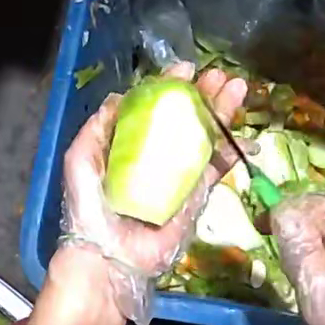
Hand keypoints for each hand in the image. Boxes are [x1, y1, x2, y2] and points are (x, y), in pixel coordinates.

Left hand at [60, 63, 246, 323]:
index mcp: (129, 145)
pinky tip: (243, 133)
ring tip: (237, 88)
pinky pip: (216, 169)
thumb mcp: (80, 159)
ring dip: (222, 112)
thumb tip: (120, 96)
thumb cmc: (89, 208)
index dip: (170, 86)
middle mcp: (156, 156)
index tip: (185, 69)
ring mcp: (178, 176)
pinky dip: (231, 150)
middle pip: (185, 118)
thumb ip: (98, 127)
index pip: (154, 108)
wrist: (109, 256)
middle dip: (203, 94)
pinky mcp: (196, 197)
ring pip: (205, 137)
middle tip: (220, 75)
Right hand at [270, 193, 324, 324]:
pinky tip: (315, 273)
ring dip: (310, 237)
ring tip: (287, 257)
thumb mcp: (319, 297)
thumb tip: (282, 211)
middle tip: (269, 240)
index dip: (286, 209)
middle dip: (297, 220)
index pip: (318, 205)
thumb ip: (301, 251)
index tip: (259, 227)